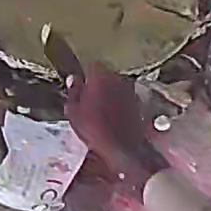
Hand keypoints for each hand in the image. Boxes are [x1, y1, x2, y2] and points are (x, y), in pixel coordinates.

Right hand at [65, 65, 162, 183]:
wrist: (122, 146)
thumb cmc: (93, 128)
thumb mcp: (73, 111)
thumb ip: (73, 92)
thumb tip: (73, 79)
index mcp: (100, 77)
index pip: (93, 64)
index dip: (86, 74)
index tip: (80, 84)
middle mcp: (117, 78)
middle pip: (106, 73)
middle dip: (97, 82)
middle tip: (87, 97)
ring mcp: (129, 89)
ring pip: (115, 84)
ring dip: (108, 91)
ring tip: (98, 107)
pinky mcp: (137, 100)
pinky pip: (123, 95)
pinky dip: (117, 100)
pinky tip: (110, 114)